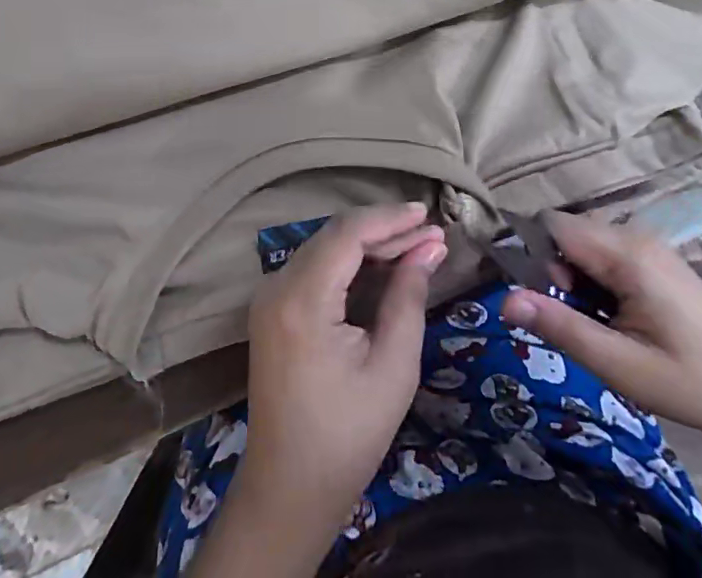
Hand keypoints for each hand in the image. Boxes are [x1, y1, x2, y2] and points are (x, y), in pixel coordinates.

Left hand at [239, 203, 446, 517]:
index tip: (428, 215)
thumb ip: (408, 297)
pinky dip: (349, 264)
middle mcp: (276, 288)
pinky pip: (314, 269)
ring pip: (324, 249)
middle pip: (333, 236)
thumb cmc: (348, 434)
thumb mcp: (393, 365)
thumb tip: (429, 248)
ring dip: (369, 245)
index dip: (389, 219)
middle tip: (432, 234)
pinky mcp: (272, 311)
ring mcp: (268, 299)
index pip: (347, 234)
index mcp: (301, 301)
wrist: (290, 486)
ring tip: (417, 246)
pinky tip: (384, 267)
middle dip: (384, 231)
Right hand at [501, 212, 701, 449]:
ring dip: (572, 278)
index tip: (537, 298)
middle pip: (567, 232)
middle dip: (552, 270)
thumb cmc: (692, 384)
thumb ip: (560, 328)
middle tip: (572, 320)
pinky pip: (604, 255)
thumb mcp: (619, 366)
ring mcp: (649, 247)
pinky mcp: (654, 260)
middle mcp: (636, 238)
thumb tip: (504, 300)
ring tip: (594, 324)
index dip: (532, 255)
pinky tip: (612, 319)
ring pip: (583, 244)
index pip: (553, 225)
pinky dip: (592, 281)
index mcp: (629, 256)